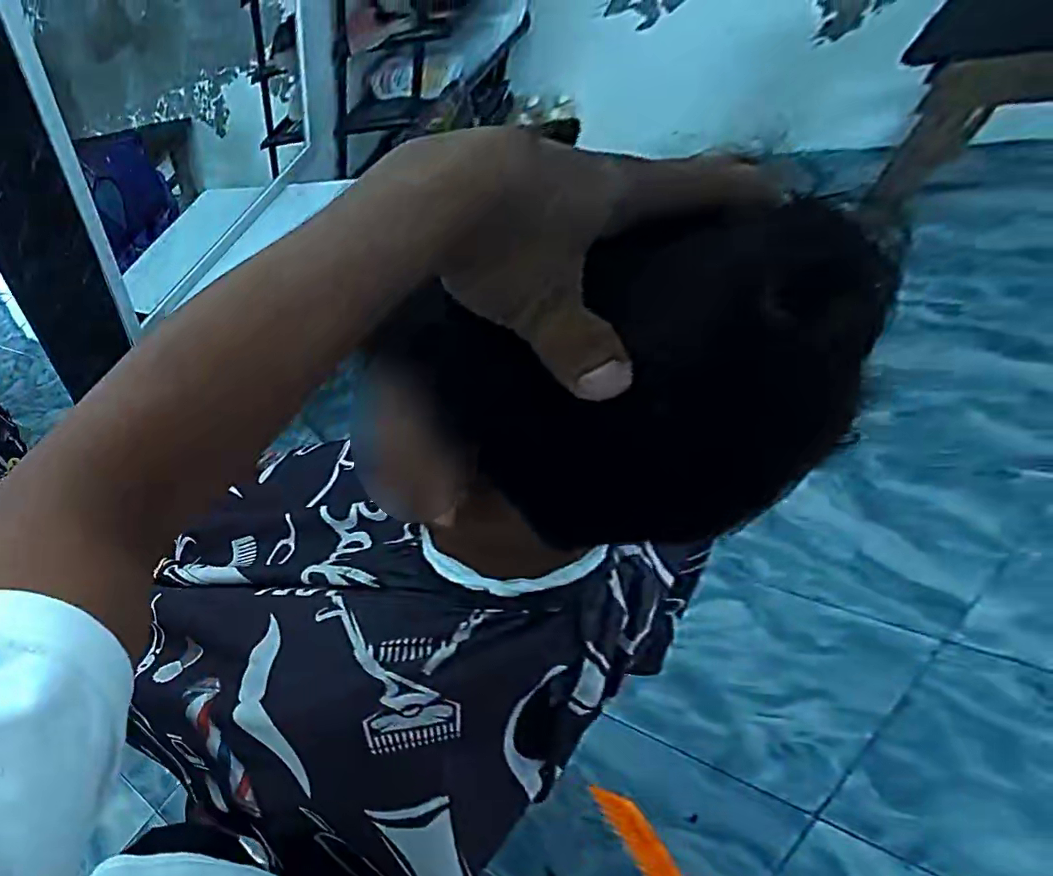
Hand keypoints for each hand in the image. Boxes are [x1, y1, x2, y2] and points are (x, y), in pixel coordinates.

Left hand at [387, 129, 780, 398]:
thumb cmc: (502, 245)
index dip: (741, 193)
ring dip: (584, 211)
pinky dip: (528, 216)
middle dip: (657, 206)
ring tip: (590, 245)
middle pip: (635, 182)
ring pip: (571, 187)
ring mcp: (522, 162)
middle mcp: (577, 167)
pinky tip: (513, 239)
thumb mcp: (541, 303)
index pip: (701, 184)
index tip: (777, 199)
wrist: (423, 197)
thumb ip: (574, 343)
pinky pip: (517, 195)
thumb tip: (613, 387)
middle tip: (675, 233)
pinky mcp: (473, 173)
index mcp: (615, 189)